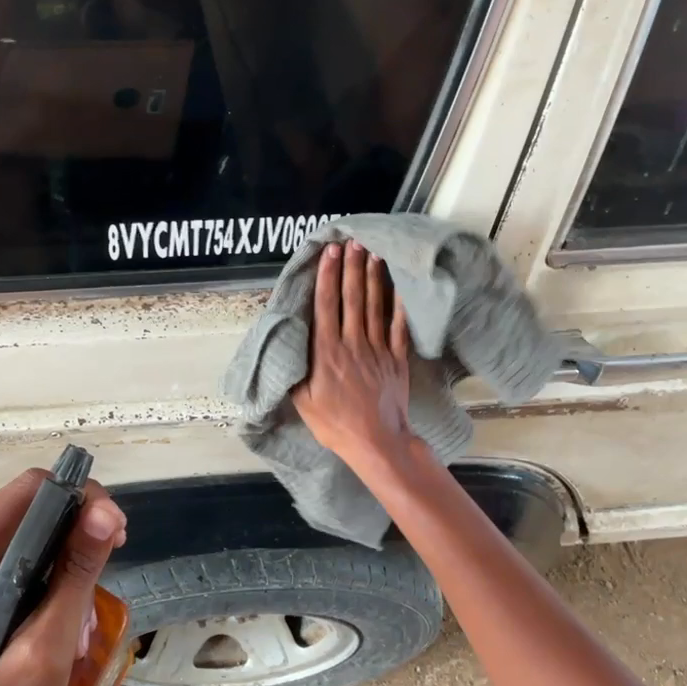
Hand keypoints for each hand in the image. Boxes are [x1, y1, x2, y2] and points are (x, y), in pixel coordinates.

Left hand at [0, 469, 127, 685]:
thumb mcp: (46, 645)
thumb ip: (76, 574)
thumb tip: (105, 512)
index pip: (34, 487)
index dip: (82, 498)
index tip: (115, 534)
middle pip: (35, 506)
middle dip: (80, 533)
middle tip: (110, 567)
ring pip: (33, 533)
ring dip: (69, 563)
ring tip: (85, 616)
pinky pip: (23, 559)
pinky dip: (53, 580)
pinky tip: (67, 621)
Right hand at [291, 242, 415, 466]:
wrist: (377, 443)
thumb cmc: (334, 424)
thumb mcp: (301, 399)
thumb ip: (295, 367)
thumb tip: (287, 341)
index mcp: (326, 351)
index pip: (326, 305)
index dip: (328, 276)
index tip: (329, 253)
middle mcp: (352, 343)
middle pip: (352, 298)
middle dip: (351, 268)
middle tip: (352, 242)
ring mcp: (377, 350)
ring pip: (374, 306)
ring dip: (372, 278)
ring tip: (373, 253)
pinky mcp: (396, 360)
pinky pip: (397, 327)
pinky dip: (399, 305)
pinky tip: (400, 287)